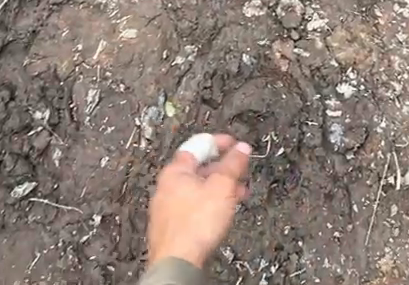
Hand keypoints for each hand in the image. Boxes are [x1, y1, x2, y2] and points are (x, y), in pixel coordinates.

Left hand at [146, 133, 252, 267]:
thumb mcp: (223, 186)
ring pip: (197, 189)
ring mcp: (166, 208)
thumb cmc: (195, 225)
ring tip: (238, 194)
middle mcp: (166, 187)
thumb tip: (242, 148)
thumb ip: (234, 163)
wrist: (178, 264)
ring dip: (219, 188)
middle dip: (223, 169)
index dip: (220, 142)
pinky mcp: (170, 228)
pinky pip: (192, 207)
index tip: (235, 145)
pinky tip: (221, 213)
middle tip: (240, 171)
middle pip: (198, 168)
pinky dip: (209, 204)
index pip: (199, 145)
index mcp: (175, 170)